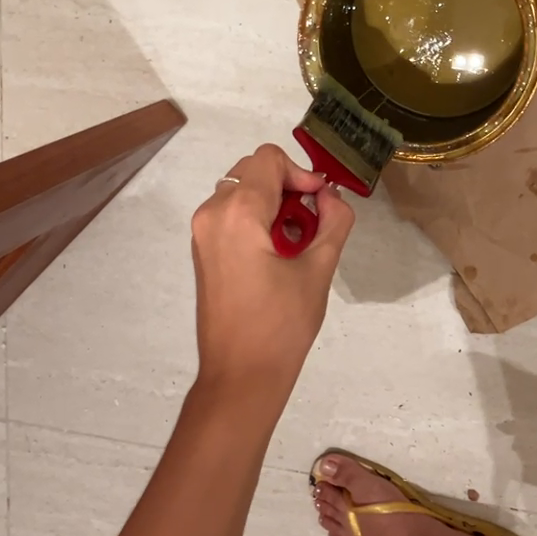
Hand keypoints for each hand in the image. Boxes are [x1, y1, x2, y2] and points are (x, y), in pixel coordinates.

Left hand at [190, 144, 356, 398]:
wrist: (241, 376)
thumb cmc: (282, 325)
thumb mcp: (318, 269)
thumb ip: (334, 221)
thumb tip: (331, 196)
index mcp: (238, 213)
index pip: (269, 159)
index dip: (301, 173)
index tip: (321, 204)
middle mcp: (212, 214)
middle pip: (253, 170)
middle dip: (288, 186)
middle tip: (313, 221)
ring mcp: (202, 232)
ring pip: (241, 190)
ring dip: (273, 202)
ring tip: (297, 240)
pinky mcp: (203, 250)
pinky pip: (231, 213)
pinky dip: (257, 218)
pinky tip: (277, 253)